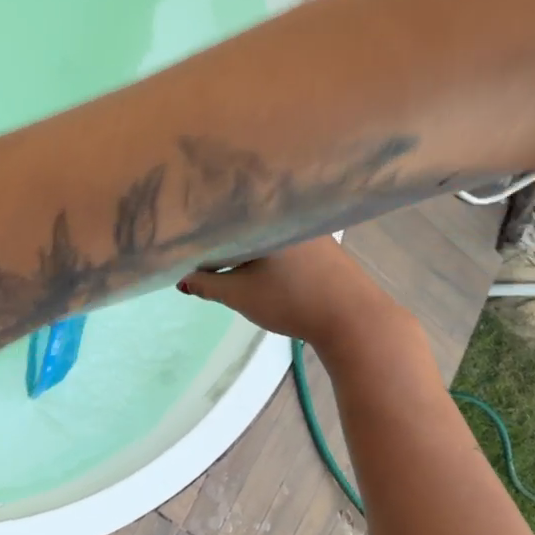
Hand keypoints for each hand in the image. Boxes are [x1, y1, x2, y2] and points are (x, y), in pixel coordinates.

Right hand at [178, 237, 417, 354]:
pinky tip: (256, 269)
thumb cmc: (290, 300)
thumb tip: (182, 280)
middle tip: (199, 255)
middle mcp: (290, 216)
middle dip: (222, 239)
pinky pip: (281, 242)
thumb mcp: (238, 294)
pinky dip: (265, 253)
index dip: (202, 231)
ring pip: (264, 234)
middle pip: (245, 224)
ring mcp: (309, 229)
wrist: (352, 318)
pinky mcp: (321, 245)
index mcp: (268, 219)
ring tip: (224, 264)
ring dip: (244, 248)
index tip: (183, 243)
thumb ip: (205, 284)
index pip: (225, 217)